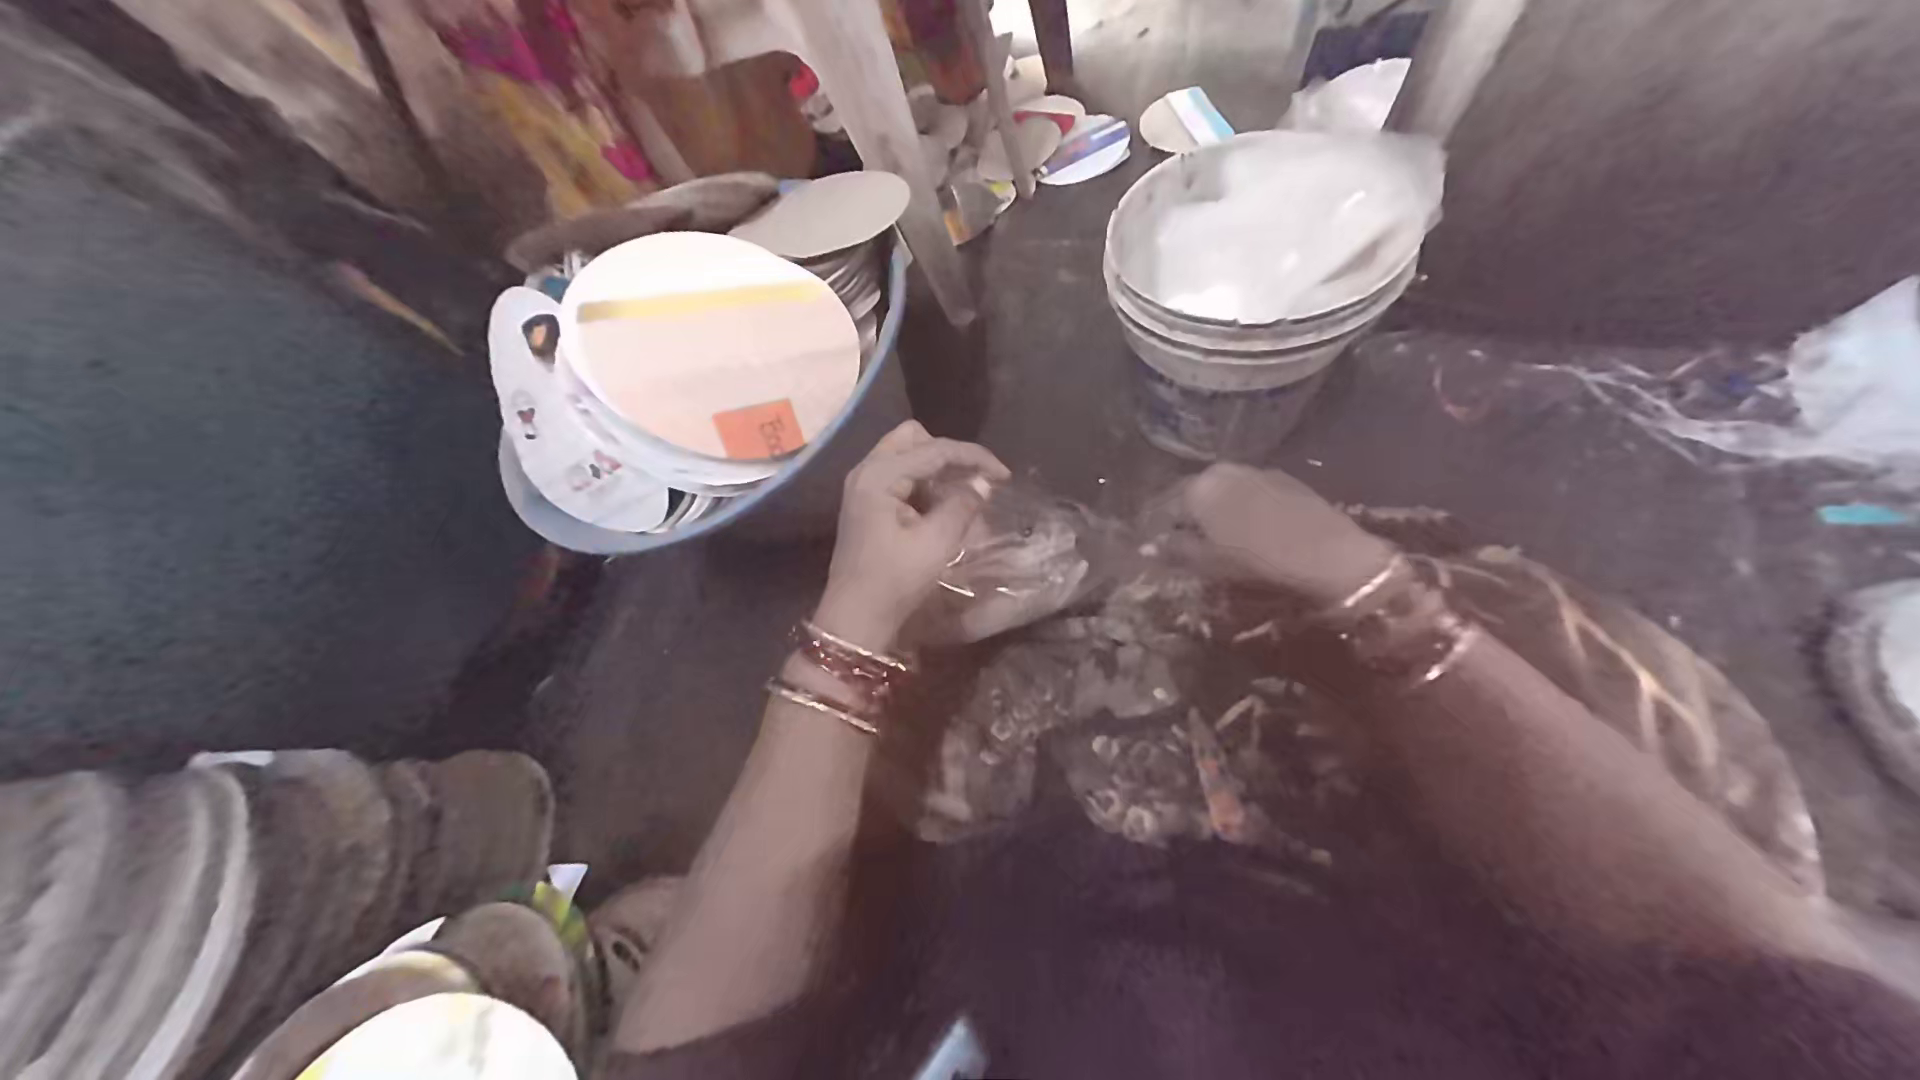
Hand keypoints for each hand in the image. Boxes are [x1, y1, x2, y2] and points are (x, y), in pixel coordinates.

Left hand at [814, 422, 1010, 650]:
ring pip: (906, 455)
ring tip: (962, 496)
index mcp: (879, 476)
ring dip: (936, 469)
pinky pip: (899, 476)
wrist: (855, 618)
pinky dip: (922, 483)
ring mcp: (863, 486)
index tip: (1005, 475)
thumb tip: (984, 482)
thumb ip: (963, 505)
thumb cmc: (894, 580)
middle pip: (914, 439)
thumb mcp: (936, 543)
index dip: (975, 458)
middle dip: (949, 455)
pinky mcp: (866, 503)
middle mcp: (866, 471)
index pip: (935, 449)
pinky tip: (940, 506)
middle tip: (974, 481)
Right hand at [1174, 464, 1397, 604]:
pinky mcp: (1283, 478)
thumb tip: (1150, 545)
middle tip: (1183, 540)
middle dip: (1185, 514)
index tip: (1155, 544)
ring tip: (1215, 534)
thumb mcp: (1208, 563)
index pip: (1163, 505)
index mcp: (1198, 488)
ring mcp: (1255, 470)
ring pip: (1222, 489)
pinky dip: (1240, 505)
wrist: (1333, 556)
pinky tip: (1247, 526)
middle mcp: (1222, 470)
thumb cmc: (1258, 562)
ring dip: (1214, 508)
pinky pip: (1248, 490)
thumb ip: (1175, 549)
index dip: (1156, 527)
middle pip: (1193, 493)